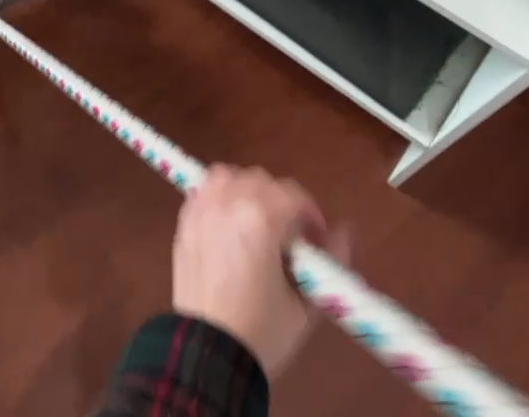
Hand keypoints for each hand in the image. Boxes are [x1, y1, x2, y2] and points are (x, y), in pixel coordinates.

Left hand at [171, 165, 343, 374]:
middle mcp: (227, 204)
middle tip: (291, 237)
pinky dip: (220, 195)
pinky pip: (203, 189)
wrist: (208, 351)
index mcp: (260, 220)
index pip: (292, 194)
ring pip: (229, 176)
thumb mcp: (307, 304)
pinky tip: (230, 223)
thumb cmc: (262, 330)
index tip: (316, 241)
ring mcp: (201, 210)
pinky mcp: (184, 221)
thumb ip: (330, 261)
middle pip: (261, 181)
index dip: (311, 214)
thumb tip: (344, 232)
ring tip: (259, 223)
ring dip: (247, 191)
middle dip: (281, 202)